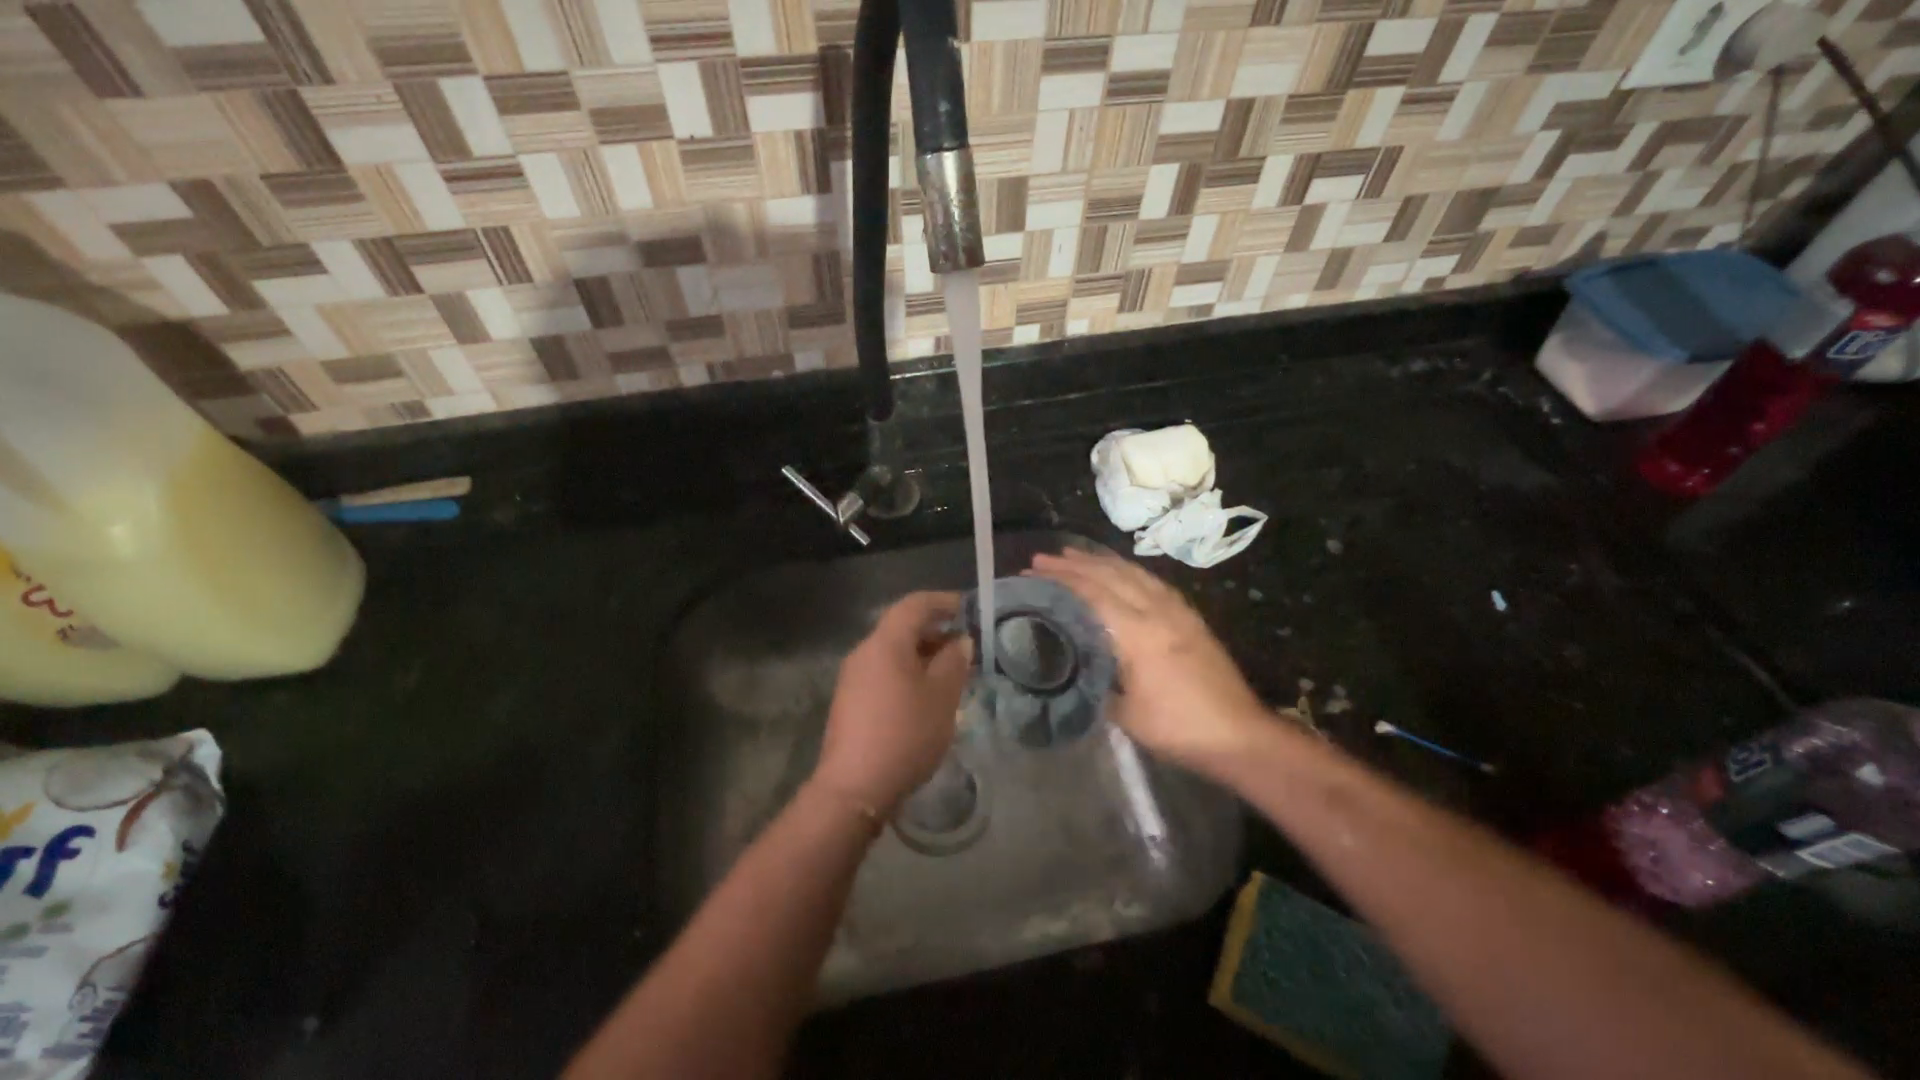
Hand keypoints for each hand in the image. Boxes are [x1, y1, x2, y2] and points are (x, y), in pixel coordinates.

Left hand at [813, 591, 973, 816]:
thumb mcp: (942, 697)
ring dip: (923, 656)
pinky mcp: (850, 703)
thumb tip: (960, 641)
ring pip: (892, 654)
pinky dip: (908, 675)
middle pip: (901, 628)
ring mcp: (852, 679)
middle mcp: (863, 653)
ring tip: (952, 675)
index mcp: (885, 643)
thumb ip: (954, 662)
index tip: (969, 609)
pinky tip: (926, 698)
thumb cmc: (905, 734)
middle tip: (967, 647)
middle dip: (936, 631)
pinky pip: (883, 675)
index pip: (914, 604)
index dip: (943, 601)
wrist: (855, 787)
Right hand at [1029, 549, 1263, 766]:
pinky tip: (1121, 573)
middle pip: (1111, 575)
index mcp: (1138, 633)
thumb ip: (1099, 684)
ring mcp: (1179, 612)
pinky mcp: (1192, 619)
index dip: (1060, 580)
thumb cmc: (1178, 729)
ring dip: (1101, 562)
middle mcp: (1158, 612)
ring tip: (1074, 555)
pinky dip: (1129, 572)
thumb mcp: (1126, 715)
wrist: (1239, 735)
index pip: (1092, 593)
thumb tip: (1078, 668)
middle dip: (1074, 564)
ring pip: (1134, 574)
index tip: (1031, 573)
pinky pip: (1154, 583)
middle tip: (1042, 558)